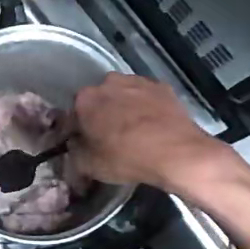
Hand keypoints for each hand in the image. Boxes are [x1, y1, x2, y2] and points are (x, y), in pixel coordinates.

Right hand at [72, 74, 234, 194]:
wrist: (177, 152)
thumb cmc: (126, 158)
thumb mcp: (90, 166)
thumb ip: (75, 154)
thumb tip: (75, 146)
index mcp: (85, 99)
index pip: (73, 115)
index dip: (77, 131)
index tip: (83, 144)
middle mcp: (109, 82)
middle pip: (99, 100)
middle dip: (101, 115)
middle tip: (108, 138)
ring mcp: (138, 81)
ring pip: (123, 95)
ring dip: (124, 109)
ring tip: (133, 132)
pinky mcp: (162, 87)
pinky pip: (146, 97)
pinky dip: (146, 108)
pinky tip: (152, 127)